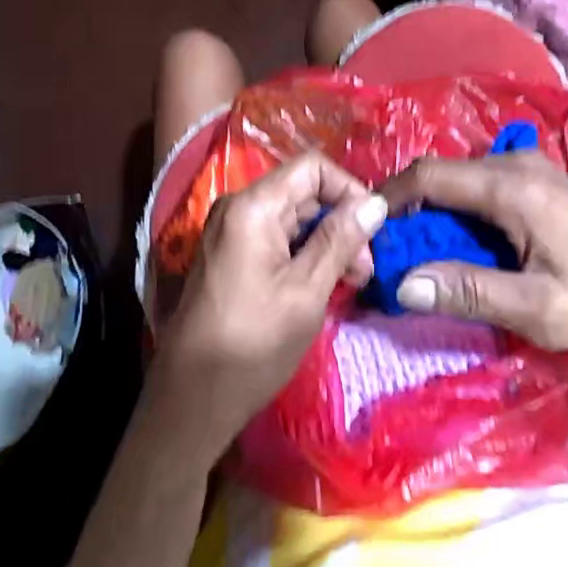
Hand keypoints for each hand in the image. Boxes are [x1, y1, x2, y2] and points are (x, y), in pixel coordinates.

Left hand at [151, 152, 387, 450]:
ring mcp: (231, 230)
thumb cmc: (252, 345)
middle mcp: (238, 207)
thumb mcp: (306, 292)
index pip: (313, 167)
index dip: (349, 189)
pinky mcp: (231, 254)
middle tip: (366, 269)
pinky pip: (276, 237)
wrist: (191, 399)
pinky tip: (323, 285)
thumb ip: (340, 240)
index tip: (374, 229)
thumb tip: (376, 203)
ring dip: (326, 240)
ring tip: (351, 281)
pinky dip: (304, 253)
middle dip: (341, 221)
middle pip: (303, 191)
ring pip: (293, 216)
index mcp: (253, 206)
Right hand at [376, 151, 567, 362]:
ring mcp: (531, 170)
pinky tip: (459, 246)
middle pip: (441, 175)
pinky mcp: (542, 183)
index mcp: (510, 187)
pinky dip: (459, 213)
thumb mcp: (538, 310)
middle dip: (407, 210)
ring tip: (415, 254)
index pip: (427, 176)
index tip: (365, 232)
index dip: (388, 198)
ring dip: (433, 213)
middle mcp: (516, 165)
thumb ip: (468, 291)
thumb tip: (401, 284)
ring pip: (460, 180)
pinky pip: (482, 188)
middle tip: (387, 253)